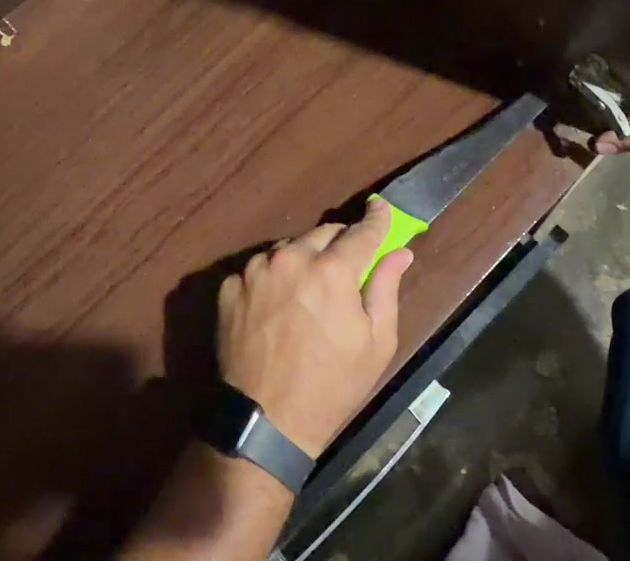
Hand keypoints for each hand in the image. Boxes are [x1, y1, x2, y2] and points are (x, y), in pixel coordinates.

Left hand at [217, 199, 413, 455]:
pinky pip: (259, 270)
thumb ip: (386, 289)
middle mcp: (290, 258)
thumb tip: (400, 253)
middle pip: (322, 234)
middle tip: (346, 270)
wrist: (266, 421)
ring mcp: (255, 271)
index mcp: (331, 270)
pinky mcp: (229, 287)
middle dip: (338, 246)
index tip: (382, 208)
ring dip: (302, 261)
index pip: (361, 232)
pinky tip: (277, 309)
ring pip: (288, 249)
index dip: (377, 219)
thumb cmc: (331, 386)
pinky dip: (273, 280)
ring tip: (308, 296)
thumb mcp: (375, 343)